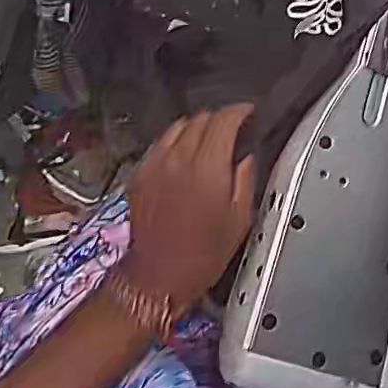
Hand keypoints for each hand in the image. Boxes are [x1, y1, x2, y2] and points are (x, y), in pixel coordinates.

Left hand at [122, 105, 256, 309]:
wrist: (159, 276)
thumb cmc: (203, 253)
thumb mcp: (240, 218)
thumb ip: (245, 178)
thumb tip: (246, 156)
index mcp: (207, 168)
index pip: (224, 120)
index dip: (240, 111)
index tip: (248, 114)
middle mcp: (178, 160)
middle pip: (200, 118)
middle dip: (220, 120)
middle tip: (233, 131)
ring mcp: (154, 165)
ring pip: (178, 126)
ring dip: (196, 128)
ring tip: (208, 142)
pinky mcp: (139, 174)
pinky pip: (159, 144)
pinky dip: (175, 143)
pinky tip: (183, 158)